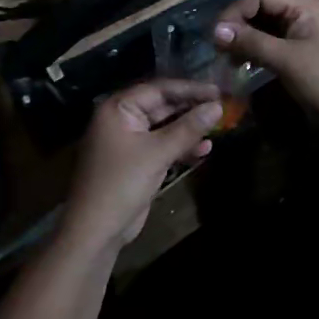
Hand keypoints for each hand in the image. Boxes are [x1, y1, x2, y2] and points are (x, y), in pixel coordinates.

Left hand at [64, 80, 221, 245]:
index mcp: (118, 109)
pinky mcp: (137, 161)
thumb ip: (189, 128)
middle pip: (163, 106)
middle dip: (192, 109)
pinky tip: (204, 150)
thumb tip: (218, 106)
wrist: (97, 230)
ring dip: (190, 129)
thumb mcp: (158, 152)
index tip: (217, 91)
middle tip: (221, 107)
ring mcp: (129, 141)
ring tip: (217, 127)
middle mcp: (122, 120)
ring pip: (165, 127)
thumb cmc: (122, 183)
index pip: (159, 89)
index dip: (190, 89)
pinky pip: (163, 145)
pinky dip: (182, 146)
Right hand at [213, 0, 318, 124]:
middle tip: (219, 49)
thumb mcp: (286, 59)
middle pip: (261, 8)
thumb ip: (251, 42)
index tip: (218, 36)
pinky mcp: (301, 52)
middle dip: (238, 24)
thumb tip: (215, 31)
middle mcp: (302, 13)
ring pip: (265, 26)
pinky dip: (255, 50)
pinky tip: (242, 63)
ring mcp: (302, 33)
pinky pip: (272, 42)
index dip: (236, 11)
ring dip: (245, 38)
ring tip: (227, 58)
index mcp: (304, 6)